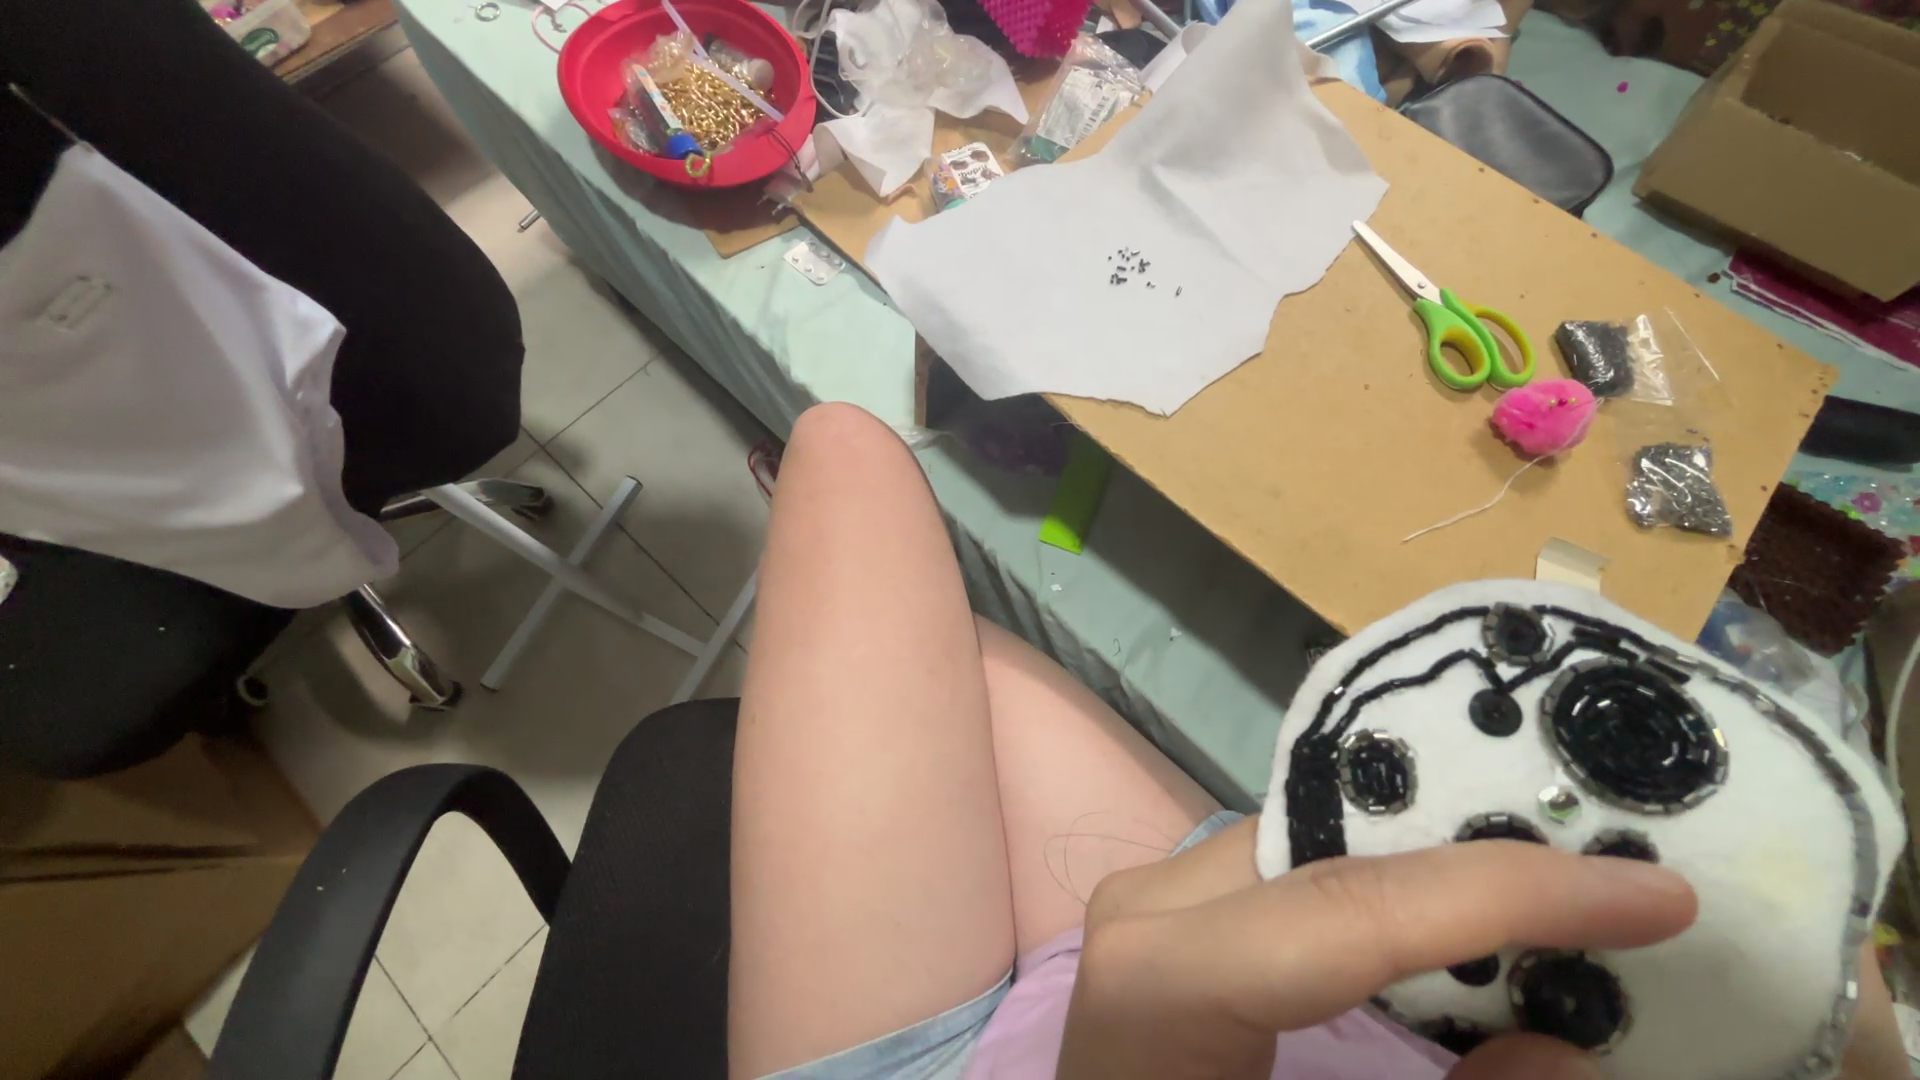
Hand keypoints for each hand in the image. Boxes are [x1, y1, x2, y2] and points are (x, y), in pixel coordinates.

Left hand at [1058, 816, 1696, 1079]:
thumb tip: (1563, 1052)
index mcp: (1165, 981)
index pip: (1347, 907)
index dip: (1500, 890)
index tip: (1656, 894)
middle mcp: (1149, 908)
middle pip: (1330, 856)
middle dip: (1470, 857)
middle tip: (1612, 875)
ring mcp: (1150, 899)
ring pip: (1309, 849)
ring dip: (1423, 868)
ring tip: (1551, 889)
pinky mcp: (1164, 913)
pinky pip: (1282, 878)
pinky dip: (1369, 890)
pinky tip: (1443, 916)